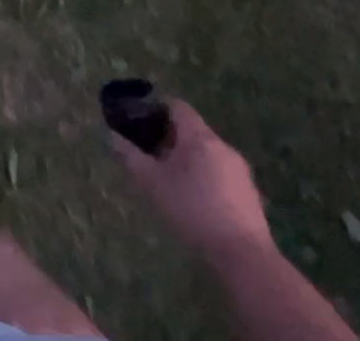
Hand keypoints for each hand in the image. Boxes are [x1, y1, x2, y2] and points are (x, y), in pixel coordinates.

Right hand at [113, 100, 273, 255]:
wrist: (242, 253)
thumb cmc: (191, 209)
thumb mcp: (151, 181)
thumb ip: (129, 155)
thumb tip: (111, 135)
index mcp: (199, 138)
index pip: (177, 106)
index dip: (156, 107)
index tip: (138, 121)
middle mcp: (222, 146)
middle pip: (191, 129)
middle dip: (167, 136)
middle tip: (147, 153)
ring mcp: (240, 169)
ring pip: (205, 150)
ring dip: (185, 155)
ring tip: (166, 177)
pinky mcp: (248, 189)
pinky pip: (219, 168)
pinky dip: (201, 172)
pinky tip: (192, 196)